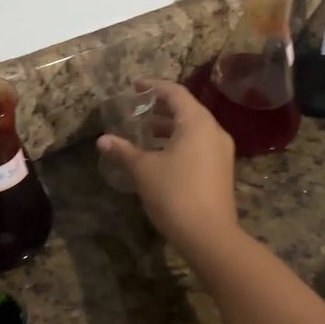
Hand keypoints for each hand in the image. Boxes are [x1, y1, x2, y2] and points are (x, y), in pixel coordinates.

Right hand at [97, 78, 241, 257]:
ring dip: (169, 126)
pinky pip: (199, 144)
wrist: (210, 237)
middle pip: (186, 109)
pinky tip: (161, 155)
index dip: (153, 86)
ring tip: (144, 132)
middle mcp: (214, 131)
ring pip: (193, 128)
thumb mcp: (144, 170)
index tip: (134, 86)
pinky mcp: (221, 170)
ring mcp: (221, 151)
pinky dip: (180, 141)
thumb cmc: (175, 194)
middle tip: (137, 109)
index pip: (175, 92)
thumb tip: (102, 140)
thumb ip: (124, 151)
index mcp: (197, 122)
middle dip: (161, 107)